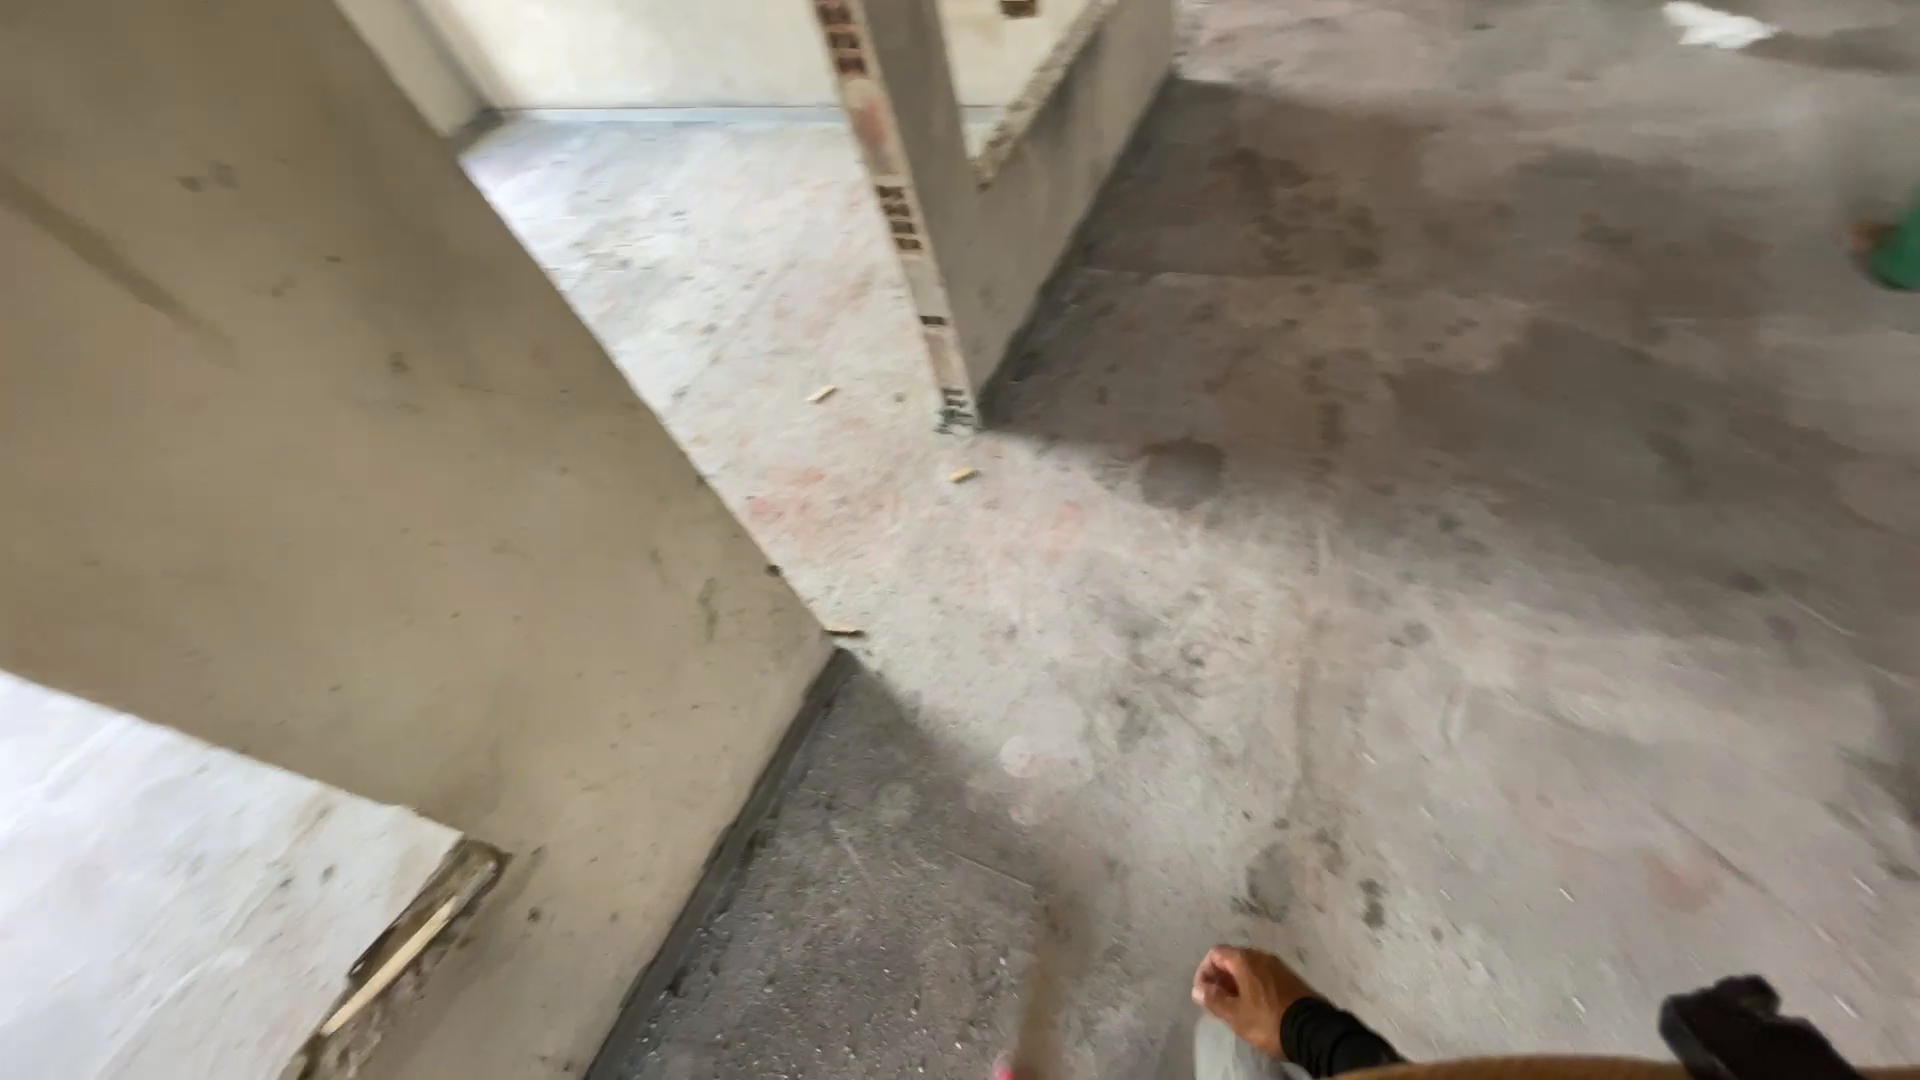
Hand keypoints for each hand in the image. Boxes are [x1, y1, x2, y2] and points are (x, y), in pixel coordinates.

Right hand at [1191, 945, 1317, 1058]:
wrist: (1314, 1031)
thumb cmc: (1268, 1020)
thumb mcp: (1236, 1015)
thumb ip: (1214, 999)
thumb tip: (1198, 990)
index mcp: (1244, 959)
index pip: (1215, 954)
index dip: (1204, 971)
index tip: (1203, 993)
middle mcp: (1260, 955)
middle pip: (1232, 959)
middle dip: (1221, 978)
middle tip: (1218, 1000)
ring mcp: (1278, 965)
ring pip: (1249, 968)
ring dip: (1238, 983)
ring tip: (1236, 1005)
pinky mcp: (1291, 978)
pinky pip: (1264, 975)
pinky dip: (1254, 986)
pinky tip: (1256, 1006)